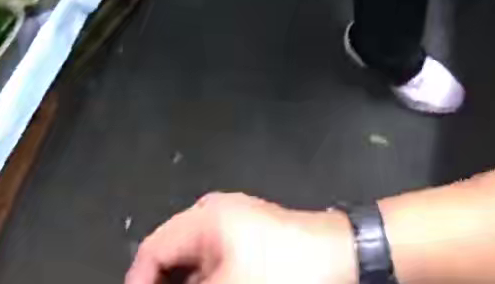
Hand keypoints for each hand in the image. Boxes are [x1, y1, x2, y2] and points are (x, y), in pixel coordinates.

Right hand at [125, 194, 354, 283]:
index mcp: (203, 218)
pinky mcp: (256, 248)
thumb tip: (153, 283)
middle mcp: (215, 218)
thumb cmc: (282, 273)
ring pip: (196, 270)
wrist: (343, 262)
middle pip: (172, 260)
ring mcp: (237, 231)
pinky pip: (218, 269)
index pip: (151, 251)